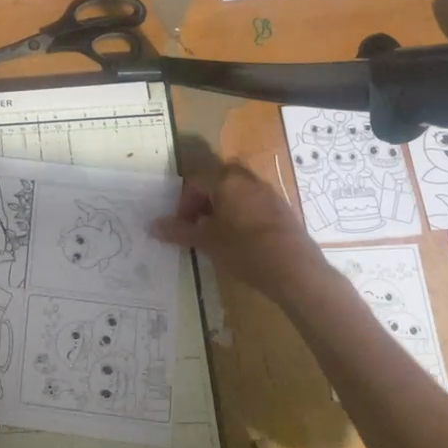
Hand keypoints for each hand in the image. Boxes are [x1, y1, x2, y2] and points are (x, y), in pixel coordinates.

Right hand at [150, 154, 330, 302]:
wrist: (295, 269)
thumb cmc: (244, 250)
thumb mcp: (207, 242)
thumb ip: (179, 231)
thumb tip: (153, 226)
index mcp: (226, 181)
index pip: (196, 180)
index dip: (184, 201)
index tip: (183, 224)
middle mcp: (247, 179)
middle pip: (218, 179)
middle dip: (204, 198)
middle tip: (199, 222)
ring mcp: (268, 191)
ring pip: (237, 189)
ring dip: (223, 204)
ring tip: (218, 231)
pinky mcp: (282, 207)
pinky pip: (254, 200)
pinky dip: (242, 211)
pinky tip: (241, 237)